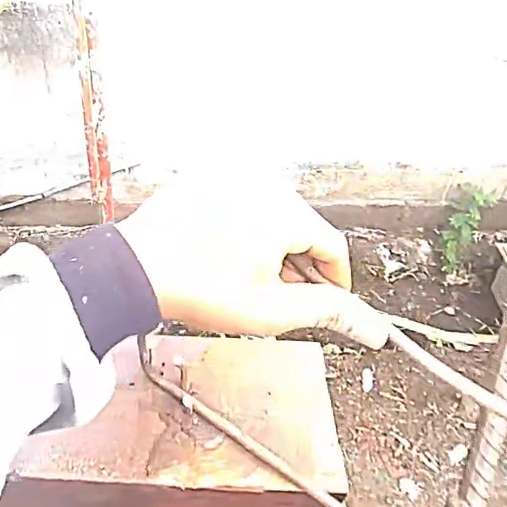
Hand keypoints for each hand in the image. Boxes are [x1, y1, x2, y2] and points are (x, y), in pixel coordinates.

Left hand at [115, 179, 390, 347]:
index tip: (327, 302)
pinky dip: (247, 230)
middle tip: (283, 297)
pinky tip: (227, 256)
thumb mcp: (270, 310)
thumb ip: (326, 311)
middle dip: (302, 265)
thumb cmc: (199, 288)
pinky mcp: (211, 180)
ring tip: (251, 279)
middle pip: (304, 230)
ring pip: (275, 218)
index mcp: (288, 213)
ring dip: (275, 248)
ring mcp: (236, 179)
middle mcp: (267, 186)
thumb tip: (372, 326)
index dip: (336, 281)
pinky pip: (245, 206)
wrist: (134, 268)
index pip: (334, 247)